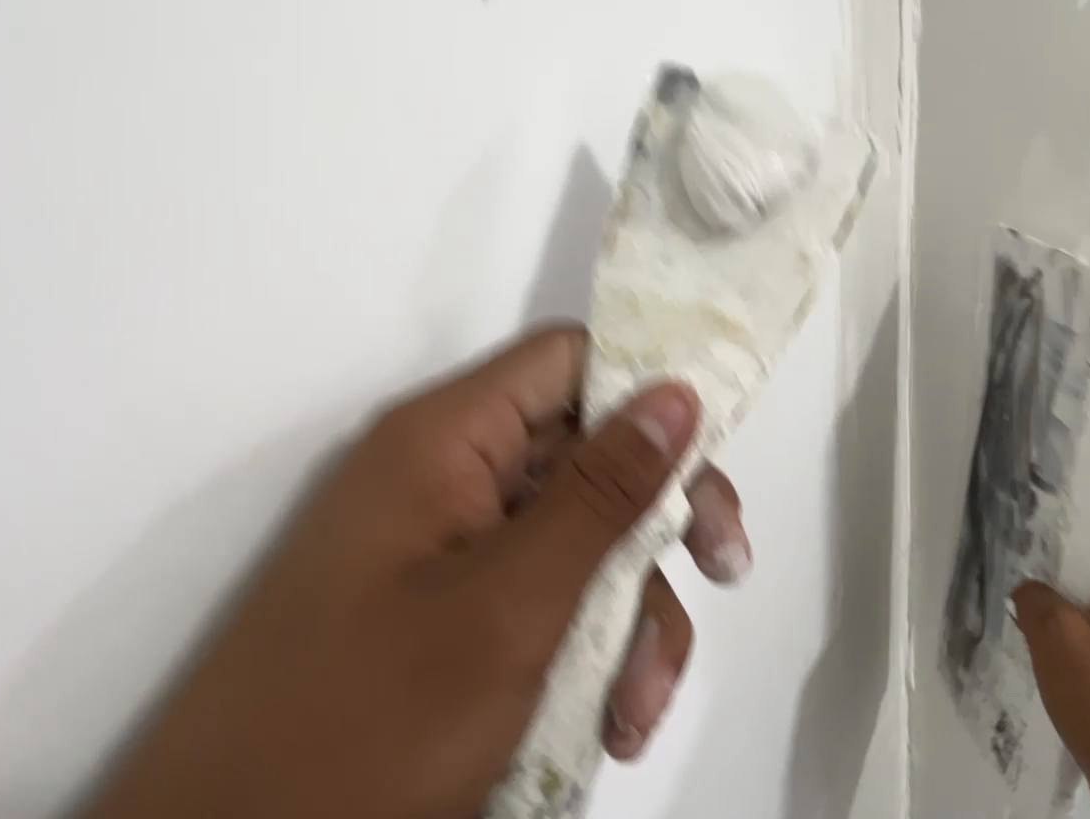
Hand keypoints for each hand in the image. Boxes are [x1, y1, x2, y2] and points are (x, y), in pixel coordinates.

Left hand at [82, 326, 750, 818]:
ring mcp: (449, 548)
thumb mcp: (512, 606)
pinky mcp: (449, 611)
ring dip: (630, 611)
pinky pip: (548, 596)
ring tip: (634, 707)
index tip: (713, 453)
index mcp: (447, 440)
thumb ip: (603, 493)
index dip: (647, 389)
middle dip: (658, 521)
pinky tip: (606, 719)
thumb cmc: (367, 729)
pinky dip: (590, 648)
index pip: (571, 361)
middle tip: (722, 570)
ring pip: (582, 537)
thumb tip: (678, 392)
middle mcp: (448, 476)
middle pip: (591, 453)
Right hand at [1012, 534, 1089, 818]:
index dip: (1068, 522)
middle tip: (1021, 567)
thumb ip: (1034, 596)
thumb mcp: (1058, 640)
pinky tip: (1055, 650)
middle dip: (1065, 568)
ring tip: (1031, 607)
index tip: (1027, 524)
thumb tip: (1031, 590)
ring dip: (1074, 606)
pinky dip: (1088, 636)